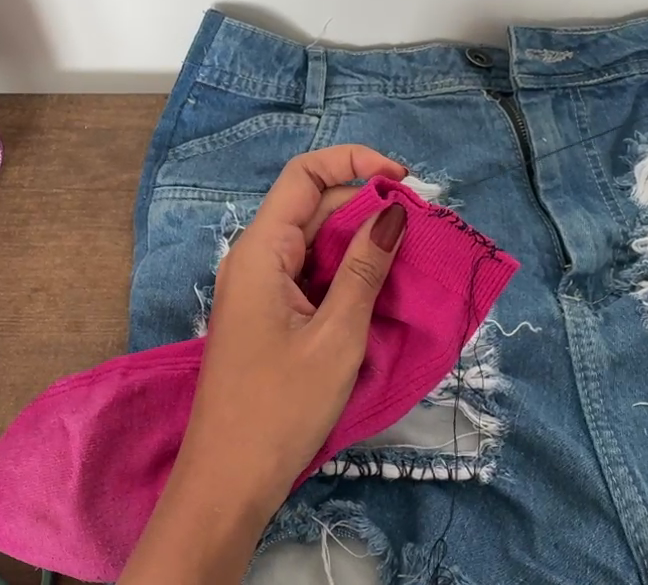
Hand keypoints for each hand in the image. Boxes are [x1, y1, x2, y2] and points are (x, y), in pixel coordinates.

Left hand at [120, 145, 408, 583]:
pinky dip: (346, 272)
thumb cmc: (280, 409)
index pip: (305, 174)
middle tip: (421, 229)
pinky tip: (380, 288)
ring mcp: (260, 287)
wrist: (226, 485)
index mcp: (261, 250)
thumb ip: (366, 268)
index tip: (404, 180)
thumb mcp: (336, 336)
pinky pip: (310, 273)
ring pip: (315, 241)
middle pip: (313, 206)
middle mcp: (255, 257)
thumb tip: (394, 211)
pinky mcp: (268, 314)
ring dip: (361, 242)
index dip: (354, 162)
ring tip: (410, 258)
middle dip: (367, 206)